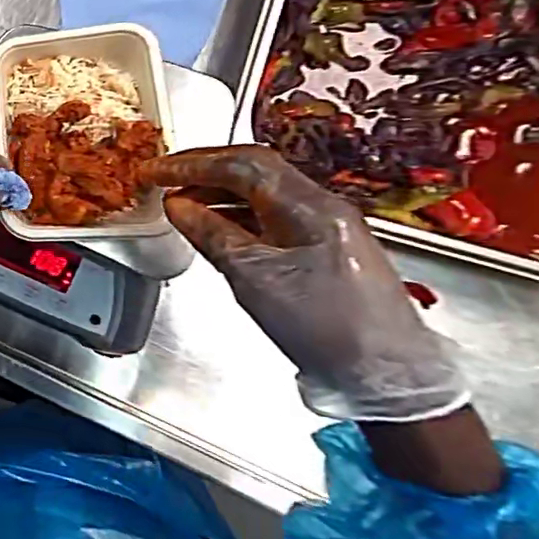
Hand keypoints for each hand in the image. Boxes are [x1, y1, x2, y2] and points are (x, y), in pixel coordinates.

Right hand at [140, 145, 468, 423]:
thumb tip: (176, 204)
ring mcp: (324, 221)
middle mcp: (321, 204)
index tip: (151, 171)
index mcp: (308, 207)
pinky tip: (210, 219)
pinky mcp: (323, 241)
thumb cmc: (324, 326)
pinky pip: (269, 209)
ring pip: (261, 187)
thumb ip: (210, 232)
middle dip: (201, 167)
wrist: (387, 373)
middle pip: (252, 167)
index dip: (188, 165)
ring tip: (178, 198)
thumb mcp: (252, 277)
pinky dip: (233, 207)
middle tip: (161, 175)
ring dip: (216, 186)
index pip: (240, 166)